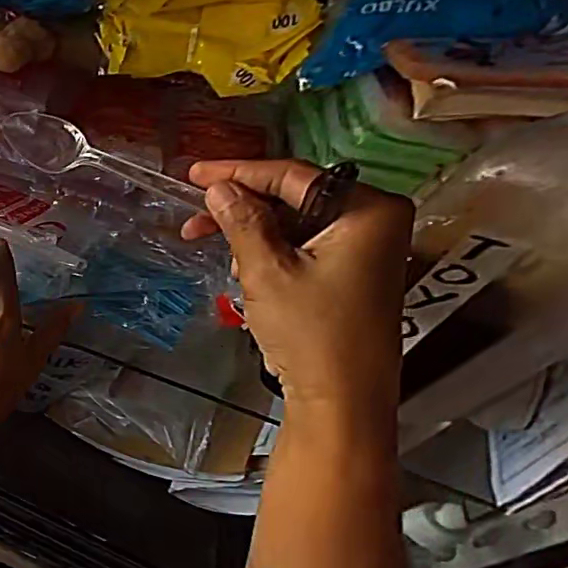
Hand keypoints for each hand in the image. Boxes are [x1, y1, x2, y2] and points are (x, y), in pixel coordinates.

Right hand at [181, 160, 412, 409]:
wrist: (340, 394)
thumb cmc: (309, 330)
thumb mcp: (266, 271)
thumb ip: (242, 223)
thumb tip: (217, 187)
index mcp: (367, 210)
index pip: (292, 176)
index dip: (238, 173)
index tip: (195, 173)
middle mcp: (374, 220)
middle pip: (293, 198)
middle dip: (241, 209)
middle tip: (194, 219)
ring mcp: (365, 248)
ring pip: (294, 224)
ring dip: (251, 234)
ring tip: (217, 253)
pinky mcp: (351, 272)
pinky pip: (303, 246)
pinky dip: (269, 252)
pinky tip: (244, 270)